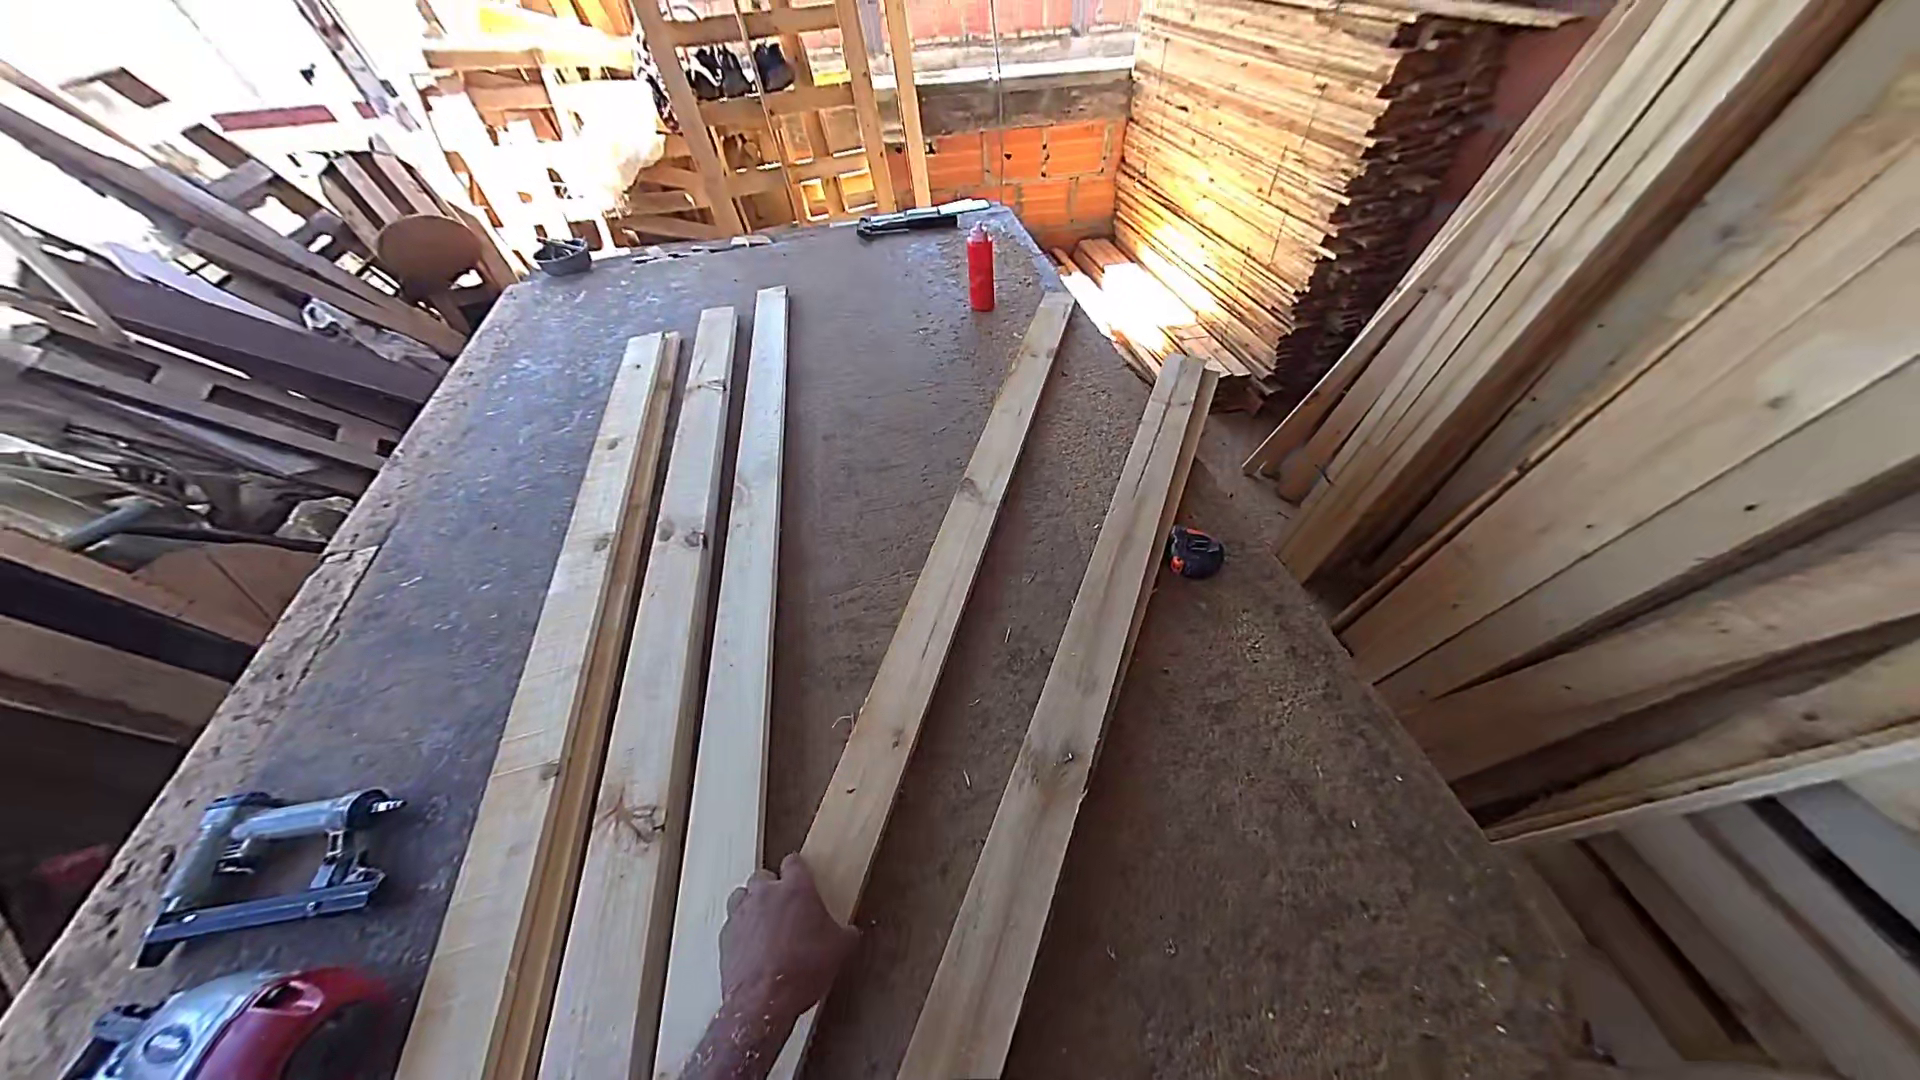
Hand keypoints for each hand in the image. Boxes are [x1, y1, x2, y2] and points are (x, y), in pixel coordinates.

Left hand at [719, 854, 858, 1025]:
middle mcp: (766, 893)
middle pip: (762, 875)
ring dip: (750, 904)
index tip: (802, 877)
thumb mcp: (839, 949)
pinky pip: (730, 924)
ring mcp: (742, 913)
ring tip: (762, 922)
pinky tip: (749, 947)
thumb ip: (845, 933)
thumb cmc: (803, 969)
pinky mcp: (725, 937)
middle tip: (782, 904)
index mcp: (796, 888)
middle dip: (770, 886)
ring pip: (741, 895)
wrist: (763, 1002)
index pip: (793, 861)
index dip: (797, 868)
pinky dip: (739, 931)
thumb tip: (850, 934)